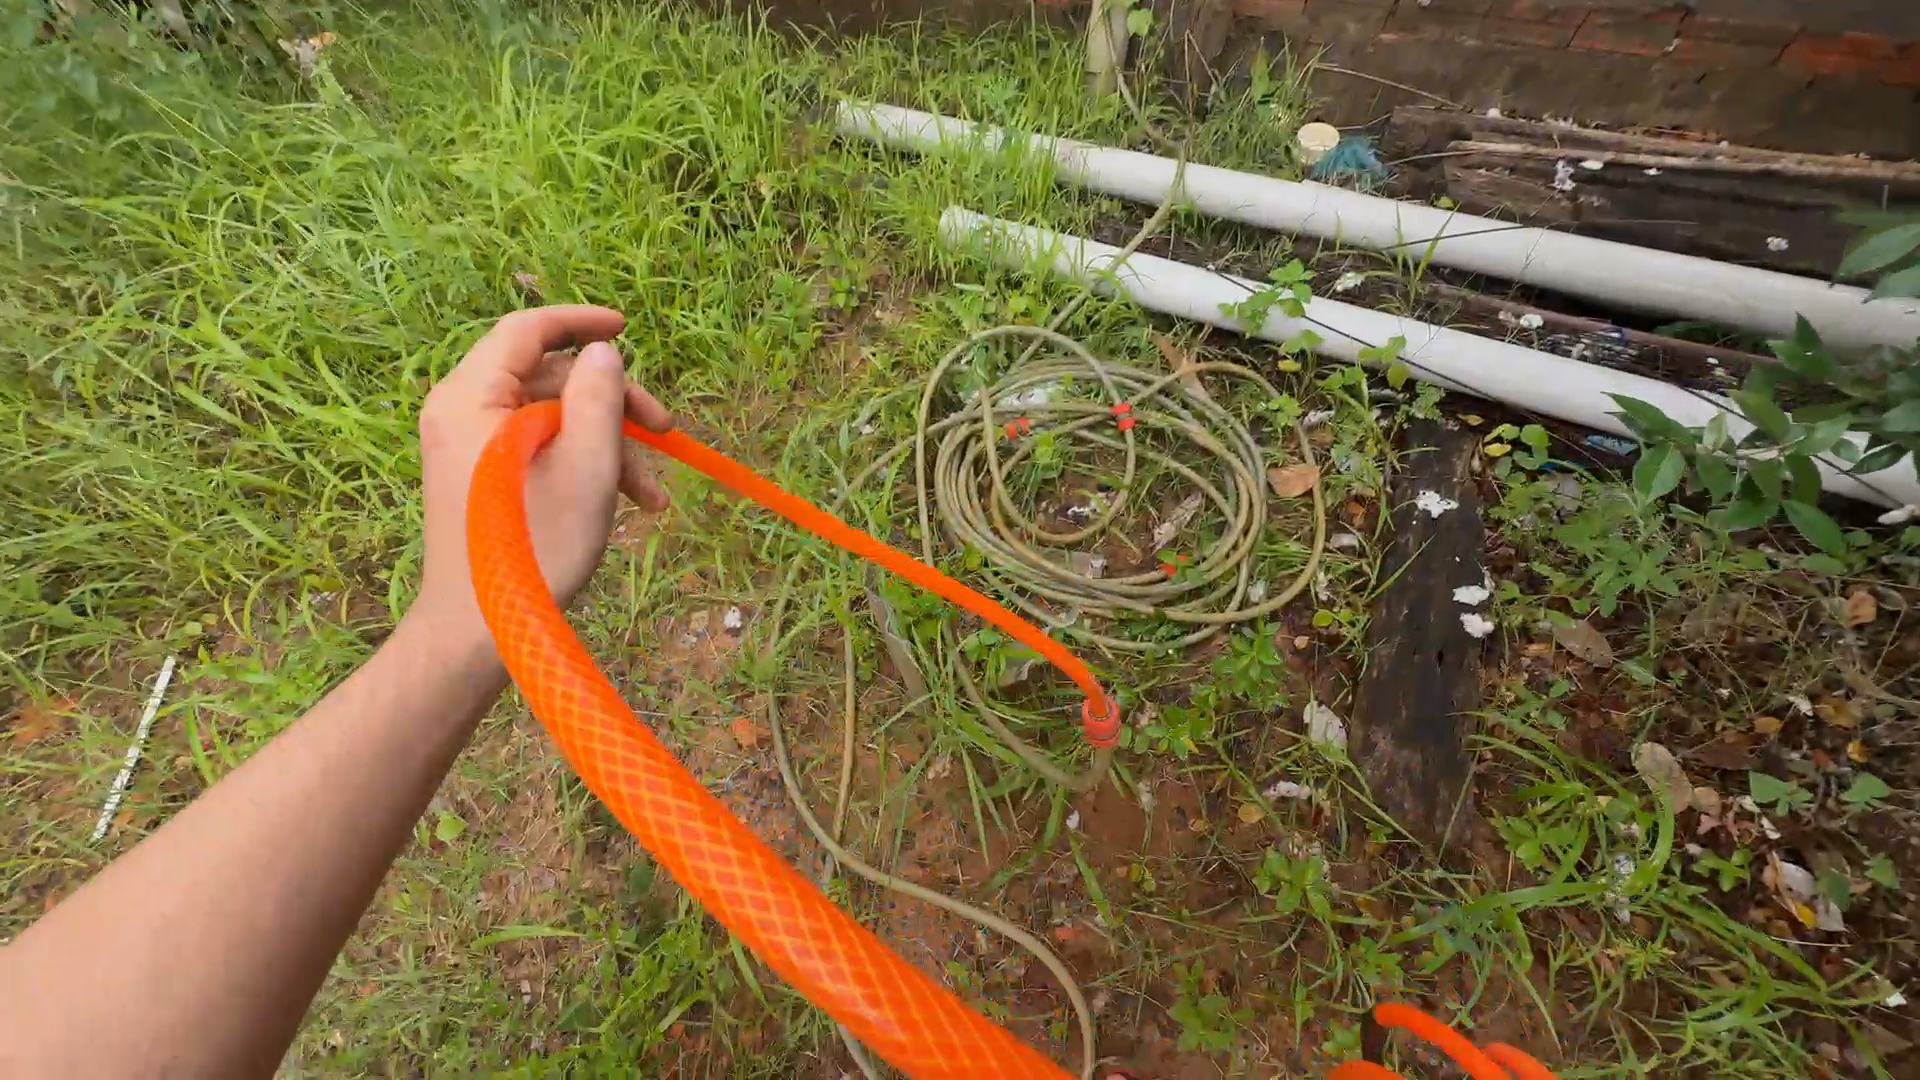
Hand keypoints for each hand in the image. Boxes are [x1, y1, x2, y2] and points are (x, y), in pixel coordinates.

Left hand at [413, 305, 673, 637]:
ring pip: (554, 420)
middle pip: (550, 380)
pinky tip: (628, 502)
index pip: (526, 331)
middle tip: (666, 430)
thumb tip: (603, 352)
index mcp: (473, 398)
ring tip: (654, 494)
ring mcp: (472, 447)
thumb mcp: (585, 465)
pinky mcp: (484, 477)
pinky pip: (542, 450)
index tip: (627, 328)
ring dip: (611, 445)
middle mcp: (463, 413)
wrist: (480, 627)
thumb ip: (597, 397)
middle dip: (614, 404)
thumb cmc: (536, 544)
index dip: (580, 323)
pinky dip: (586, 466)